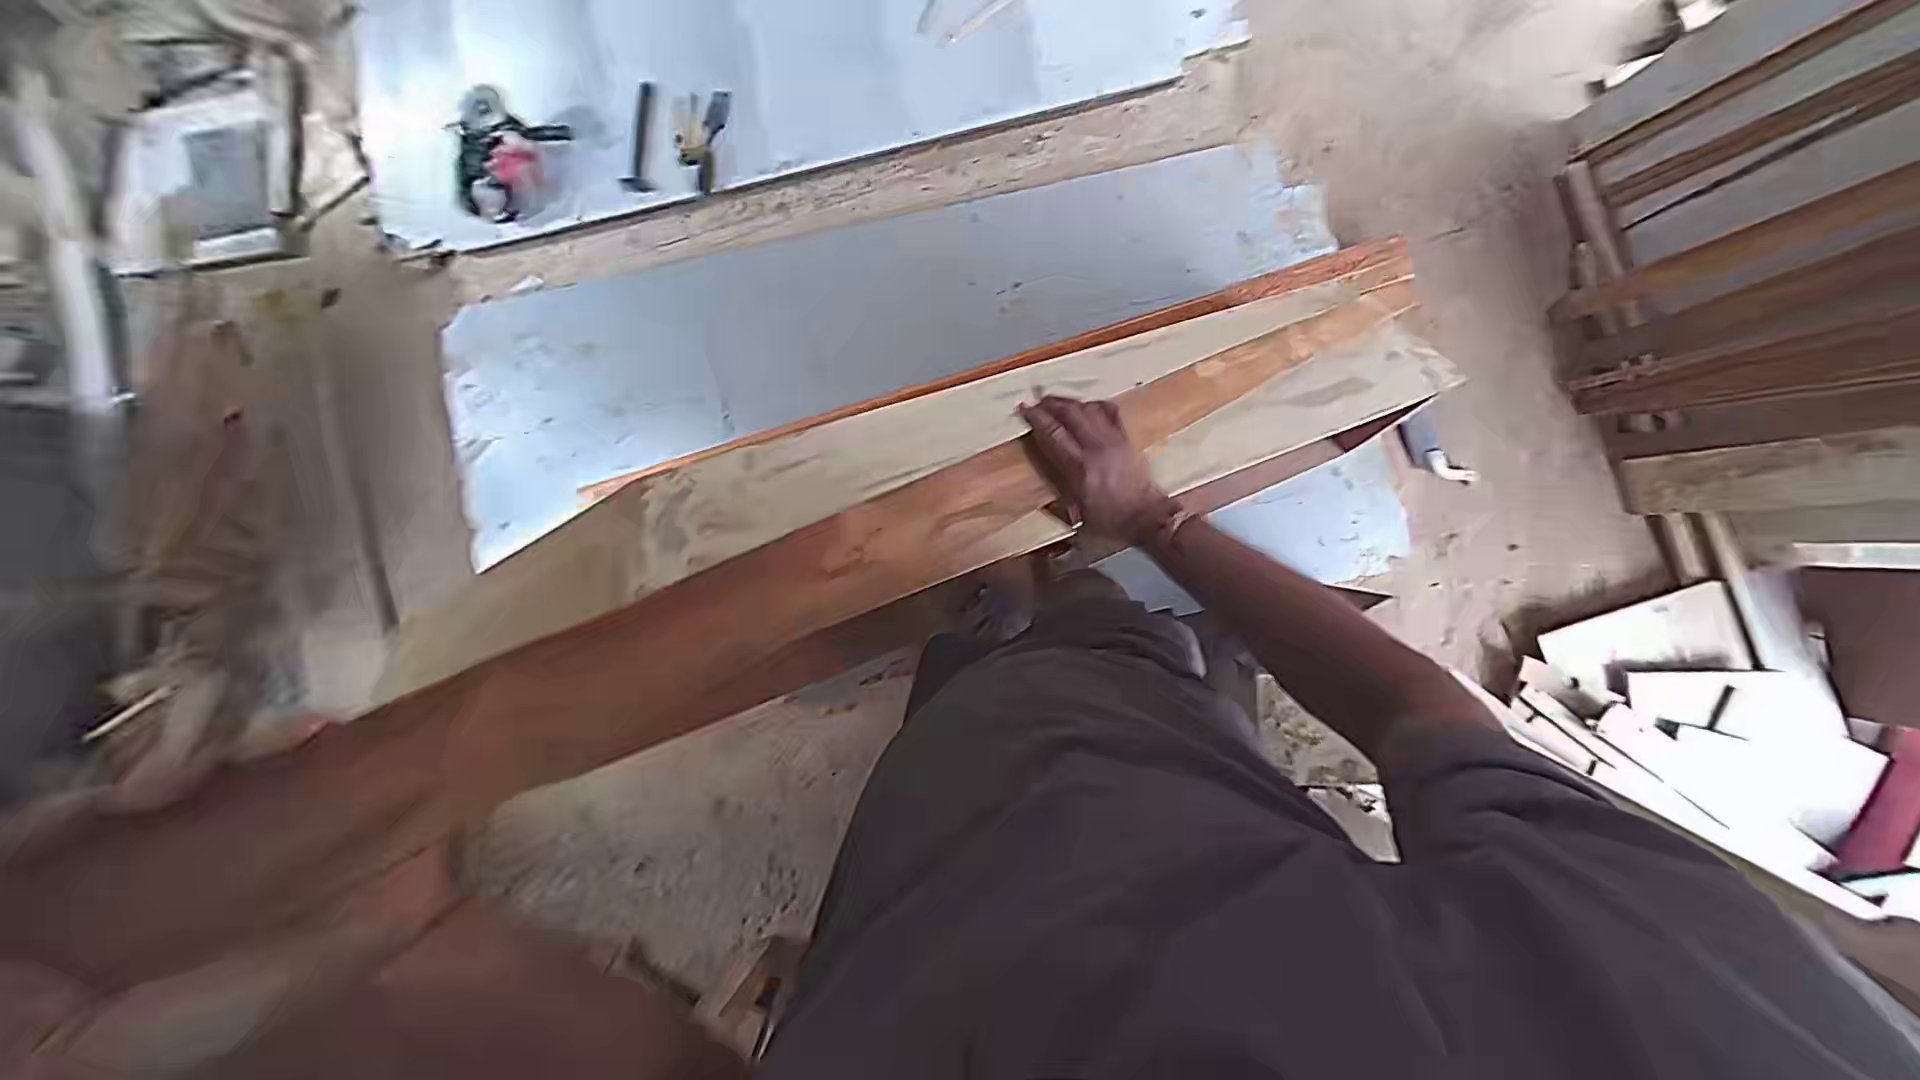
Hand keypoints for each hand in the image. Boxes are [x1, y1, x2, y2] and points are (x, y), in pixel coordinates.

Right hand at [1017, 395, 1179, 545]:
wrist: (1148, 517)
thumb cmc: (1112, 521)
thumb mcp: (1079, 517)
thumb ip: (1058, 502)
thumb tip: (1041, 495)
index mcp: (1080, 469)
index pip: (1054, 435)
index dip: (1037, 419)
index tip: (1024, 409)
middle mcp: (1096, 449)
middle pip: (1070, 415)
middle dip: (1050, 405)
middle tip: (1036, 402)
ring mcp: (1113, 440)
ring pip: (1088, 409)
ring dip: (1069, 402)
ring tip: (1055, 402)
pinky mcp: (1126, 439)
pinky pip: (1110, 412)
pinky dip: (1095, 405)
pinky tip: (1086, 405)